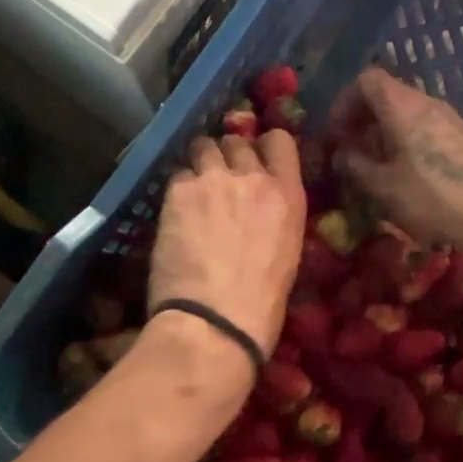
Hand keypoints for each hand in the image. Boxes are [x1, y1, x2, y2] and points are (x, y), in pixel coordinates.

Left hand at [148, 131, 306, 355]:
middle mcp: (252, 177)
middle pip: (236, 141)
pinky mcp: (178, 191)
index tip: (254, 157)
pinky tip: (175, 210)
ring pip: (202, 146)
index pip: (279, 140)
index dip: (263, 144)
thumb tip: (254, 212)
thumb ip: (273, 217)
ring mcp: (212, 180)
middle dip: (227, 155)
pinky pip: (177, 173)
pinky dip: (177, 187)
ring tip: (193, 188)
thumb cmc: (260, 305)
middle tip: (218, 178)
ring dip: (199, 162)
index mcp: (287, 195)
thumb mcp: (285, 252)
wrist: (215, 321)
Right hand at [331, 67, 462, 244]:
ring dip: (384, 131)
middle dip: (363, 118)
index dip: (345, 101)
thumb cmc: (431, 197)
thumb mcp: (382, 185)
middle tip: (350, 150)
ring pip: (406, 111)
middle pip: (387, 93)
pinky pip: (425, 125)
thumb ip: (355, 164)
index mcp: (402, 105)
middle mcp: (426, 102)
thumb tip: (343, 152)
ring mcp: (449, 118)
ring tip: (376, 164)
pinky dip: (406, 139)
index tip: (337, 131)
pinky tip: (406, 172)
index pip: (367, 79)